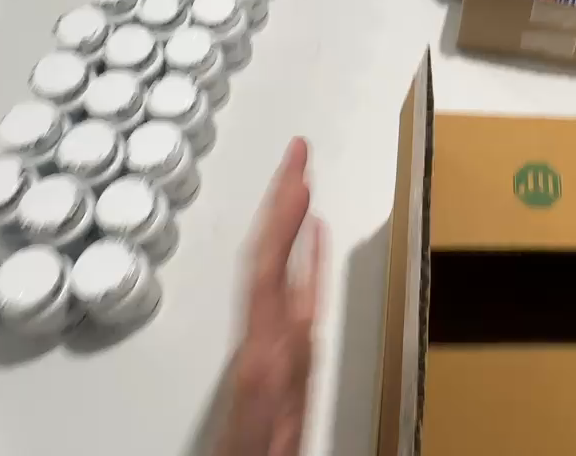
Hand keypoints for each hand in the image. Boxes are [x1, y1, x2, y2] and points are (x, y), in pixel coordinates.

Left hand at [217, 138, 325, 455]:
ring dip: (293, 215)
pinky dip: (310, 254)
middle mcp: (267, 328)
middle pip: (270, 250)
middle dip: (282, 196)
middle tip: (297, 150)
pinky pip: (302, 289)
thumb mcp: (264, 413)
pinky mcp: (294, 345)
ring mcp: (279, 334)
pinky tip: (315, 229)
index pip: (266, 263)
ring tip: (304, 175)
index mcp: (262, 340)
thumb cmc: (259, 448)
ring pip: (282, 261)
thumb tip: (274, 339)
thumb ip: (270, 375)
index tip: (296, 174)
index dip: (281, 216)